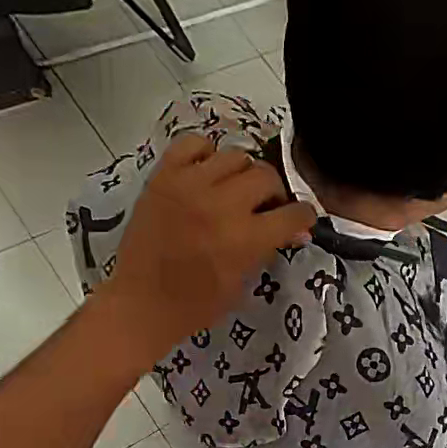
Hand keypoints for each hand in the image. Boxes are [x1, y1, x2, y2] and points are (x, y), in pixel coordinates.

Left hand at [93, 134, 313, 368]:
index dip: (304, 216)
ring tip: (236, 189)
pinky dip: (206, 154)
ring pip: (235, 155)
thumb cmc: (198, 304)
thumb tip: (296, 231)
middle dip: (274, 192)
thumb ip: (268, 250)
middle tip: (266, 207)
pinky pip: (193, 143)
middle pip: (266, 175)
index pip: (293, 213)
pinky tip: (207, 173)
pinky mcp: (163, 176)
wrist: (142, 302)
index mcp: (246, 238)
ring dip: (243, 173)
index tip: (301, 220)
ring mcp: (190, 185)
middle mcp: (222, 204)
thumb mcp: (243, 283)